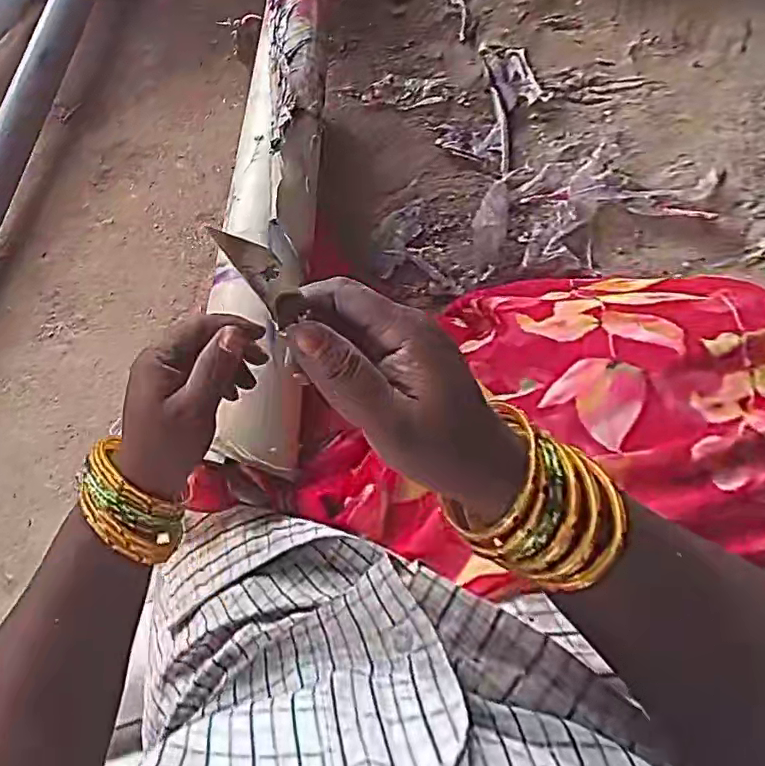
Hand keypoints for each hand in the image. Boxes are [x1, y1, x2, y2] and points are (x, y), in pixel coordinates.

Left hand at [117, 314, 267, 498]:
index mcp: (158, 357)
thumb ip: (214, 368)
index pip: (198, 325)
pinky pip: (196, 372)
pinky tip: (232, 394)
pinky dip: (217, 377)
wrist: (144, 483)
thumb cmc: (167, 447)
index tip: (261, 335)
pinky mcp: (167, 390)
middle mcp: (157, 359)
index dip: (232, 325)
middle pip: (200, 338)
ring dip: (228, 363)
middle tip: (261, 361)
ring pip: (201, 355)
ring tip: (250, 384)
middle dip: (233, 346)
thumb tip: (234, 333)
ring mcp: (161, 374)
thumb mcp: (195, 407)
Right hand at [287, 278, 526, 521]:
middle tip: (288, 365)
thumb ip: (342, 373)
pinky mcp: (404, 354)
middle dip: (309, 326)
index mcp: (404, 329)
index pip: (341, 292)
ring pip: (347, 324)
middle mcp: (406, 323)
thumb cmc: (439, 452)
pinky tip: (327, 384)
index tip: (274, 331)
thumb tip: (298, 329)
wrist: (490, 474)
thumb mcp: (386, 419)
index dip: (303, 302)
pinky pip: (360, 342)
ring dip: (320, 344)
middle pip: (342, 305)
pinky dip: (337, 357)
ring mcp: (406, 338)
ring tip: (305, 379)